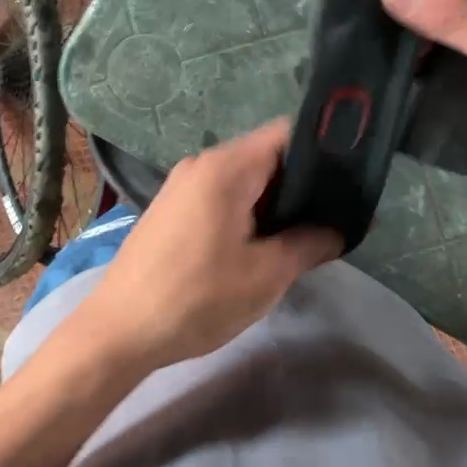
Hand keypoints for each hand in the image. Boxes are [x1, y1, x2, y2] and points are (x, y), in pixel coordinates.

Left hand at [74, 120, 340, 370]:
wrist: (118, 331)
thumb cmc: (196, 298)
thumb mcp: (265, 275)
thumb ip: (308, 245)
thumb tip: (337, 230)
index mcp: (226, 167)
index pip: (285, 134)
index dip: (321, 150)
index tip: (348, 178)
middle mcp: (202, 164)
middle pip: (265, 155)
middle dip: (299, 183)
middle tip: (331, 216)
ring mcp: (182, 185)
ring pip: (243, 179)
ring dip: (271, 203)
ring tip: (301, 235)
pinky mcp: (171, 209)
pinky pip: (220, 195)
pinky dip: (245, 212)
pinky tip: (258, 246)